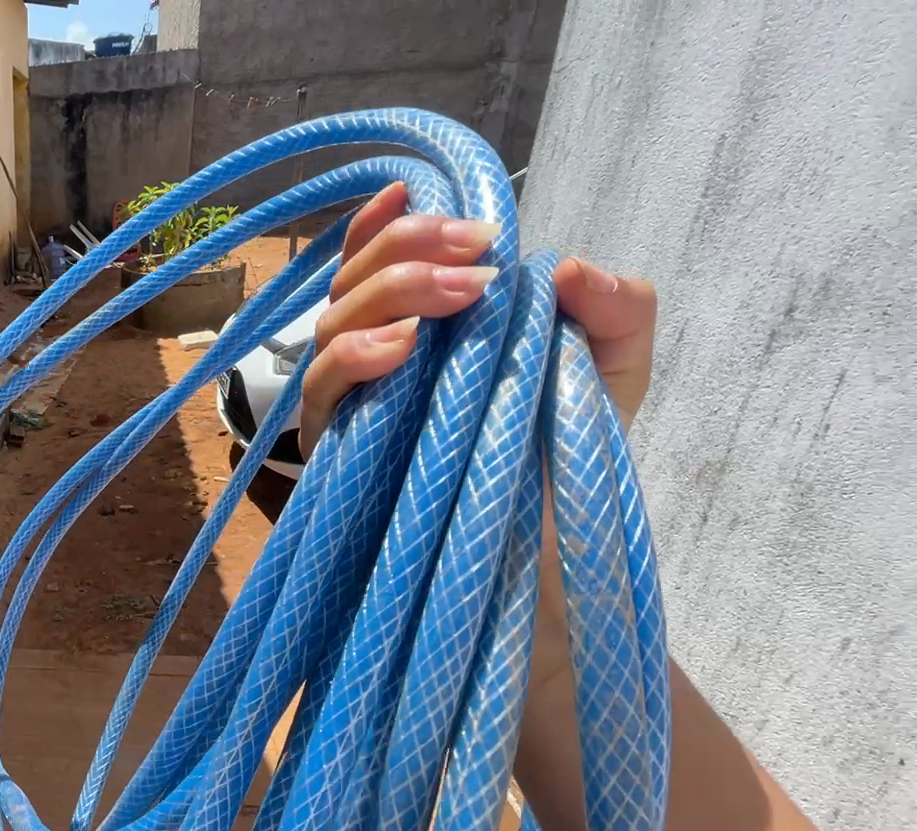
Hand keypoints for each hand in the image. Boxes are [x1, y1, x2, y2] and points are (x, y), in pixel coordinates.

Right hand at [300, 182, 658, 455]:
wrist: (534, 533)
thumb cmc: (557, 448)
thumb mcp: (609, 371)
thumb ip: (614, 312)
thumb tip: (565, 267)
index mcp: (419, 327)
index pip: (374, 265)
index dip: (379, 225)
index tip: (413, 192)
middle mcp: (371, 353)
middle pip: (352, 281)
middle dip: (406, 249)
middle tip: (478, 246)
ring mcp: (346, 395)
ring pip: (331, 322)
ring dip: (389, 294)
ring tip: (461, 292)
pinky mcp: (332, 437)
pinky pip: (321, 384)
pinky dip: (354, 355)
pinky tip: (402, 346)